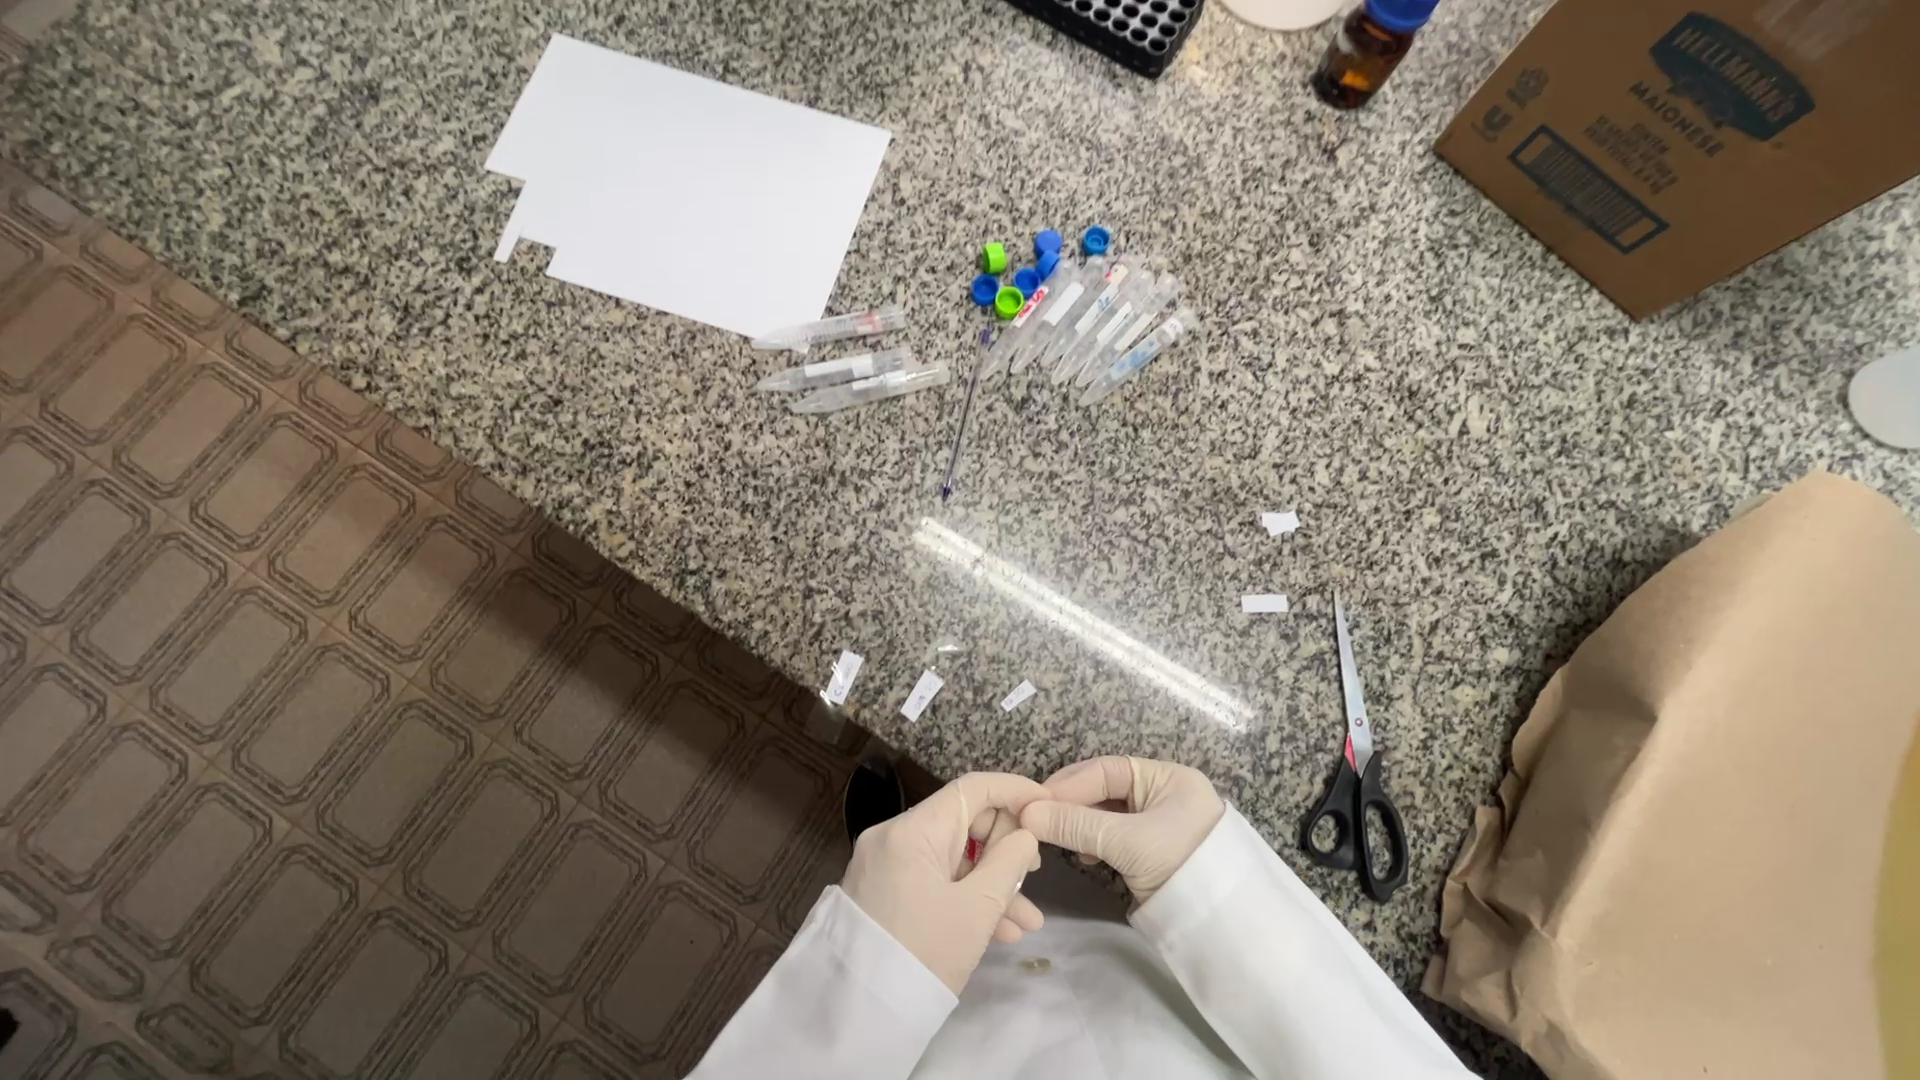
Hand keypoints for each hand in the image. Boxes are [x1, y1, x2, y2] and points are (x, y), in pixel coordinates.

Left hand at [841, 772, 1046, 993]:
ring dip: (989, 883)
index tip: (1045, 807)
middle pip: (962, 822)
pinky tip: (997, 930)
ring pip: (950, 858)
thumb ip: (1009, 863)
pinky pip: (932, 879)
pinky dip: (962, 896)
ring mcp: (885, 863)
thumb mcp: (977, 911)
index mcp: (912, 830)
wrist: (858, 1014)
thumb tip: (1024, 834)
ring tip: (1026, 922)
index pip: (971, 788)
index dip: (1014, 791)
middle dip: (1004, 850)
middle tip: (1034, 876)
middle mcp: (893, 835)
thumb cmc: (924, 954)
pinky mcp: (882, 890)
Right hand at [1020, 756, 1224, 904]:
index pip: (1107, 769)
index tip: (1035, 803)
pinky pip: (1115, 834)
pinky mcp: (1154, 848)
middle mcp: (1164, 792)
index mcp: (1167, 777)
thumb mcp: (1127, 842)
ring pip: (1108, 813)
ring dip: (1080, 823)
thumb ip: (1076, 825)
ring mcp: (1159, 821)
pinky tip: (1083, 854)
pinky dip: (1095, 840)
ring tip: (1055, 836)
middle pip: (1106, 788)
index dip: (1069, 785)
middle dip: (1071, 803)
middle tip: (1037, 818)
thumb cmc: (1182, 866)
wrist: (1225, 925)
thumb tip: (1027, 814)